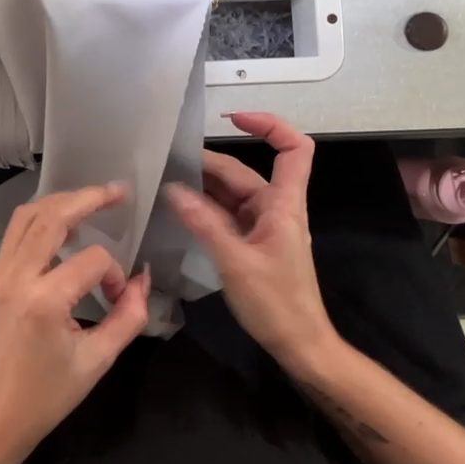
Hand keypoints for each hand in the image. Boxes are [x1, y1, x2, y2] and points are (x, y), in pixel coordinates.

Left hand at [0, 183, 152, 463]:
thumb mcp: (98, 360)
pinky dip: (41, 220)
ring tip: (92, 200)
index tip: (120, 301)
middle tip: (118, 192)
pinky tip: (64, 224)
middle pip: (52, 215)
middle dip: (88, 198)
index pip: (93, 260)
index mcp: (44, 300)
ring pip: (27, 216)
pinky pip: (15, 234)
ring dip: (61, 202)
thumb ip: (129, 316)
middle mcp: (16, 277)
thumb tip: (143, 280)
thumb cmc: (47, 396)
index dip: (116, 275)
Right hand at [165, 112, 337, 373]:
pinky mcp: (253, 243)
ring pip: (232, 194)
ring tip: (165, 181)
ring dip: (204, 186)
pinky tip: (179, 209)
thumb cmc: (277, 303)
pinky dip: (205, 209)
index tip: (233, 119)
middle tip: (168, 161)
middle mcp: (276, 208)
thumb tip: (173, 190)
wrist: (299, 344)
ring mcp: (264, 226)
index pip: (294, 149)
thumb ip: (204, 224)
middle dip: (210, 163)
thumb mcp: (236, 262)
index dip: (269, 126)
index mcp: (284, 204)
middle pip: (245, 172)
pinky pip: (227, 215)